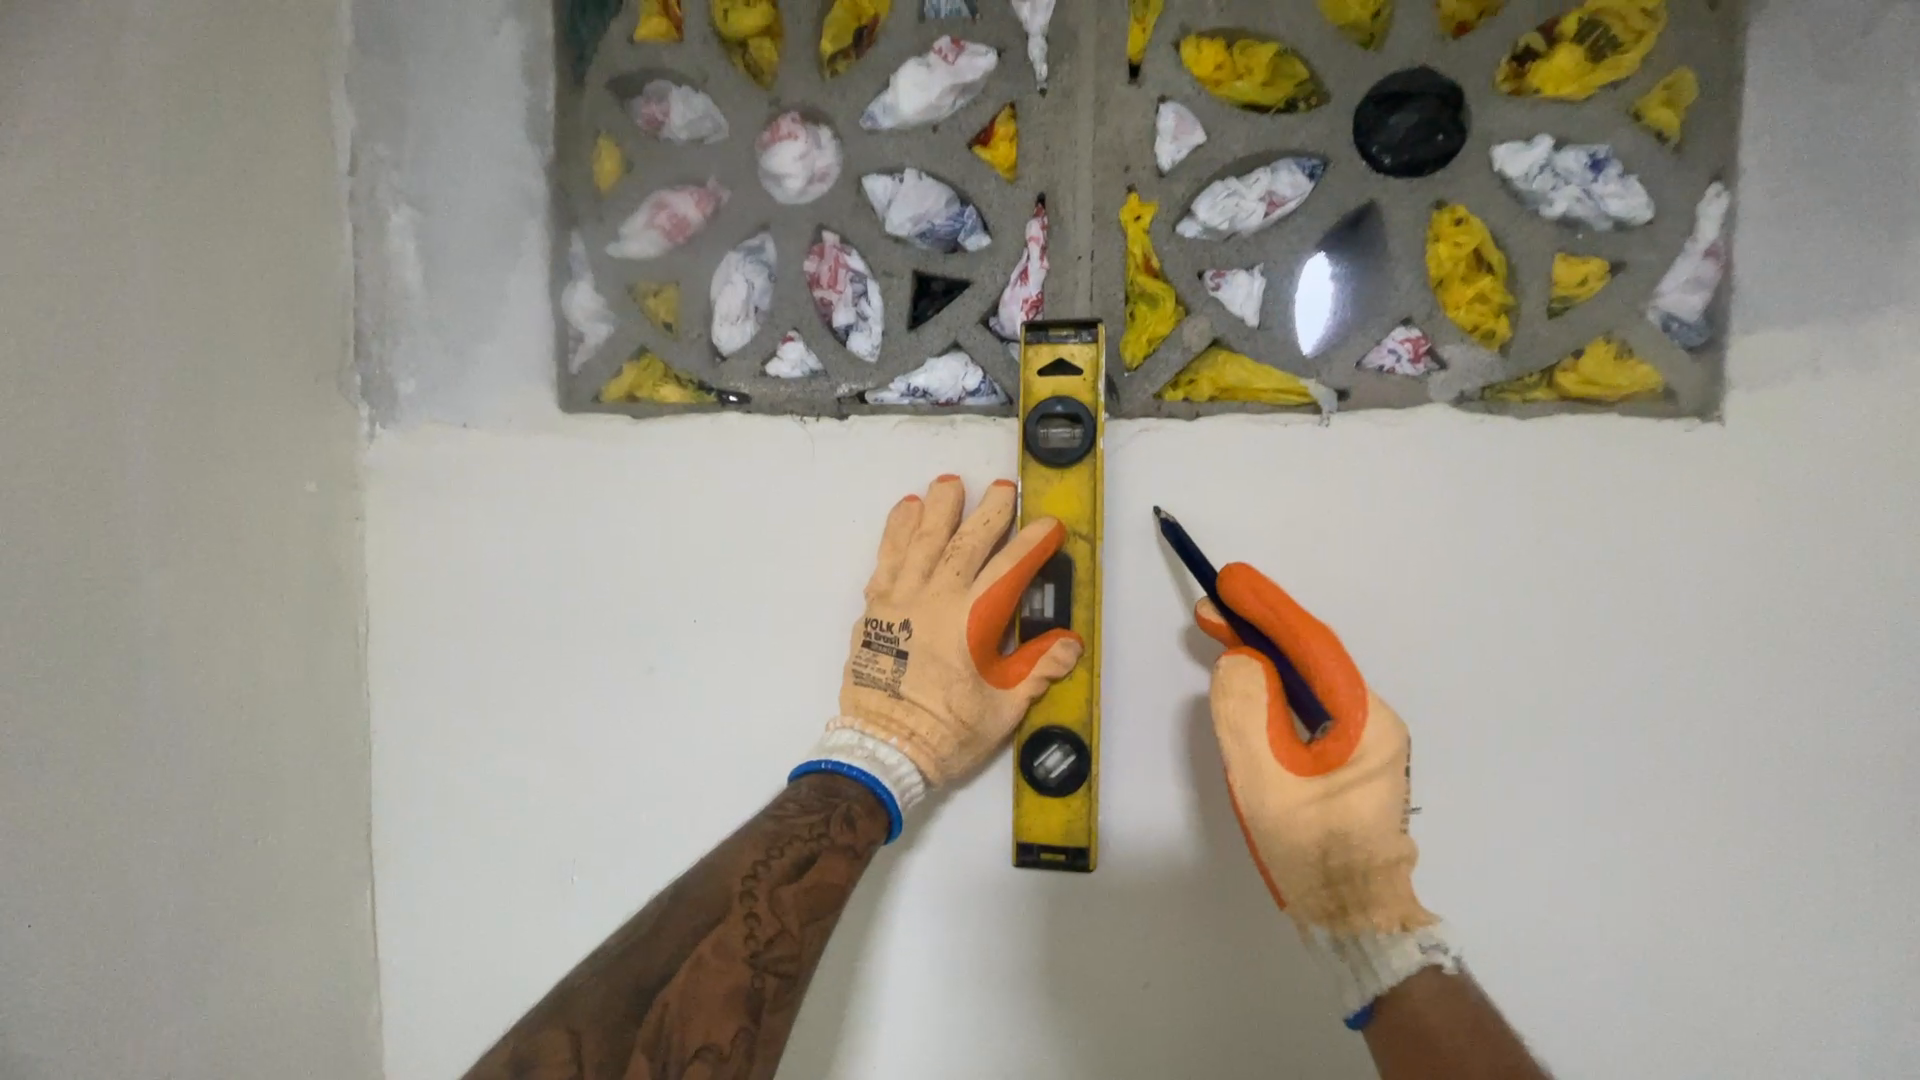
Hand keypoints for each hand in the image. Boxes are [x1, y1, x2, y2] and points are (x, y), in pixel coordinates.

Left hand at [795, 475, 1083, 838]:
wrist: (882, 749)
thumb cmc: (948, 731)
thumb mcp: (1004, 708)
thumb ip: (1037, 669)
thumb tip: (1071, 642)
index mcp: (971, 621)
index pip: (1010, 569)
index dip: (1032, 543)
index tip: (1048, 524)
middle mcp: (934, 599)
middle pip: (965, 543)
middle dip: (988, 513)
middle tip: (1003, 488)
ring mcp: (900, 599)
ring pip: (921, 541)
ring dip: (938, 509)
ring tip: (950, 483)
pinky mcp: (874, 608)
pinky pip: (886, 558)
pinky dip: (896, 531)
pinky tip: (905, 511)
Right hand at [1195, 563, 1456, 1014]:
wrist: (1353, 919)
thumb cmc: (1310, 852)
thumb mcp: (1264, 779)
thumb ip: (1246, 709)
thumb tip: (1241, 659)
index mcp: (1365, 721)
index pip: (1310, 647)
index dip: (1267, 609)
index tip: (1228, 581)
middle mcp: (1374, 719)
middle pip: (1311, 657)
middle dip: (1261, 627)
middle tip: (1210, 609)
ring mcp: (1364, 738)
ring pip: (1307, 679)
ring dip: (1265, 654)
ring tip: (1221, 634)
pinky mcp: (1349, 755)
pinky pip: (1306, 703)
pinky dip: (1274, 683)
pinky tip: (1249, 680)